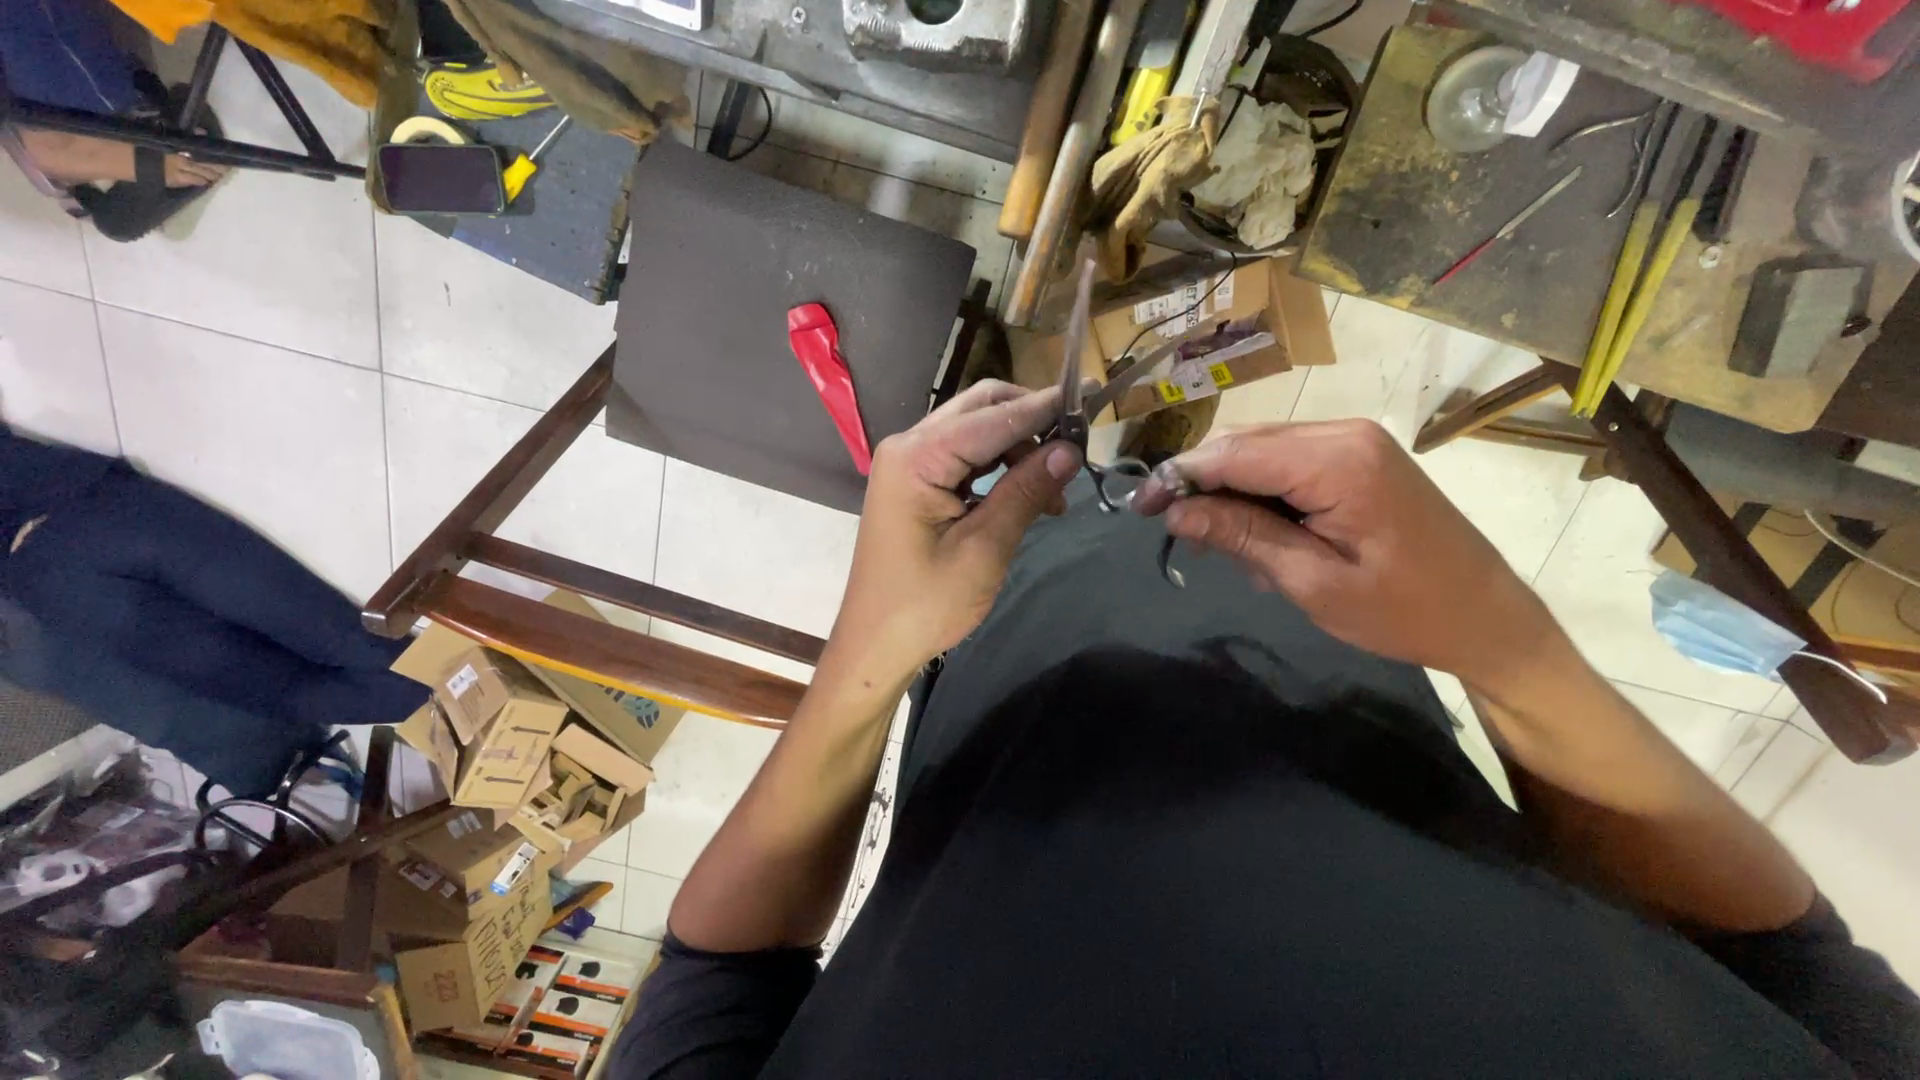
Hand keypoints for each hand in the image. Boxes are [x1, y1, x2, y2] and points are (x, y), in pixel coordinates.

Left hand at [829, 380, 1080, 675]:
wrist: (876, 644)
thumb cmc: (926, 604)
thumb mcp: (984, 549)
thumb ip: (1026, 492)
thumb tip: (1070, 450)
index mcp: (917, 457)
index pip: (992, 417)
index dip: (1043, 408)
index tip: (1090, 398)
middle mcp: (908, 447)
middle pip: (980, 408)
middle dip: (1030, 418)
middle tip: (1077, 441)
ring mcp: (908, 464)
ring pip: (975, 430)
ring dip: (1018, 445)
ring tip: (1058, 484)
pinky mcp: (915, 484)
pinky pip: (964, 457)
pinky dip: (999, 465)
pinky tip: (1030, 491)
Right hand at [1131, 419, 1568, 693]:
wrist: (1488, 617)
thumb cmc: (1404, 612)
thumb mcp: (1313, 583)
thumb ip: (1242, 536)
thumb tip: (1176, 511)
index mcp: (1337, 460)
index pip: (1232, 452)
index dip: (1179, 476)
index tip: (1139, 508)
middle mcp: (1344, 433)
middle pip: (1243, 442)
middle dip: (1201, 482)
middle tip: (1176, 532)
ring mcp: (1355, 440)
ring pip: (1261, 449)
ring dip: (1230, 490)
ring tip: (1225, 546)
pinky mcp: (1360, 455)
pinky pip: (1288, 460)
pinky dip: (1261, 492)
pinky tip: (1261, 534)